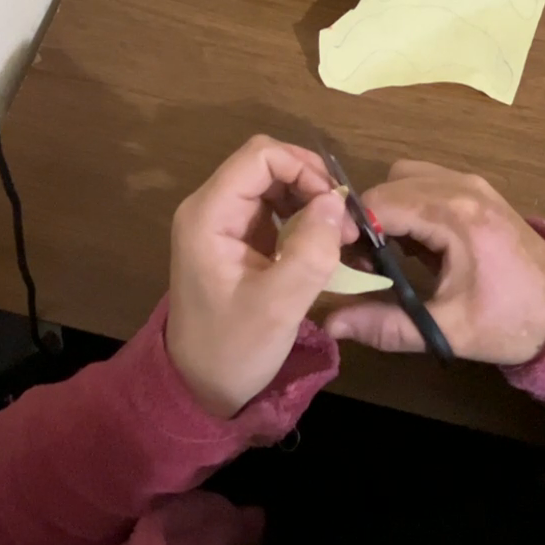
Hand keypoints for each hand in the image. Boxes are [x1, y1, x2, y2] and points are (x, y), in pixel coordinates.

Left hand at [166, 135, 357, 417]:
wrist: (199, 388)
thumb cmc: (232, 350)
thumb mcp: (278, 307)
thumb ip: (310, 252)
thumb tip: (336, 202)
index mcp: (209, 215)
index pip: (260, 156)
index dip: (302, 168)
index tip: (334, 205)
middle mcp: (212, 207)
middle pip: (267, 164)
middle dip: (311, 182)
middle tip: (345, 221)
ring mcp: (224, 222)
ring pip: (274, 183)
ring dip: (311, 199)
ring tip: (341, 234)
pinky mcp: (238, 238)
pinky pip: (275, 207)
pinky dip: (304, 216)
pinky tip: (325, 242)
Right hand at [323, 160, 544, 365]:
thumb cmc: (509, 321)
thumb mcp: (447, 329)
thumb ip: (387, 326)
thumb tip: (331, 324)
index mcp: (455, 215)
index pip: (382, 202)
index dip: (353, 227)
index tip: (338, 258)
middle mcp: (461, 187)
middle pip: (390, 183)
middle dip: (368, 218)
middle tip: (361, 260)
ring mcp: (470, 183)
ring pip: (406, 176)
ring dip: (389, 207)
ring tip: (387, 252)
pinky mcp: (475, 188)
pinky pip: (426, 180)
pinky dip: (410, 203)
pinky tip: (414, 243)